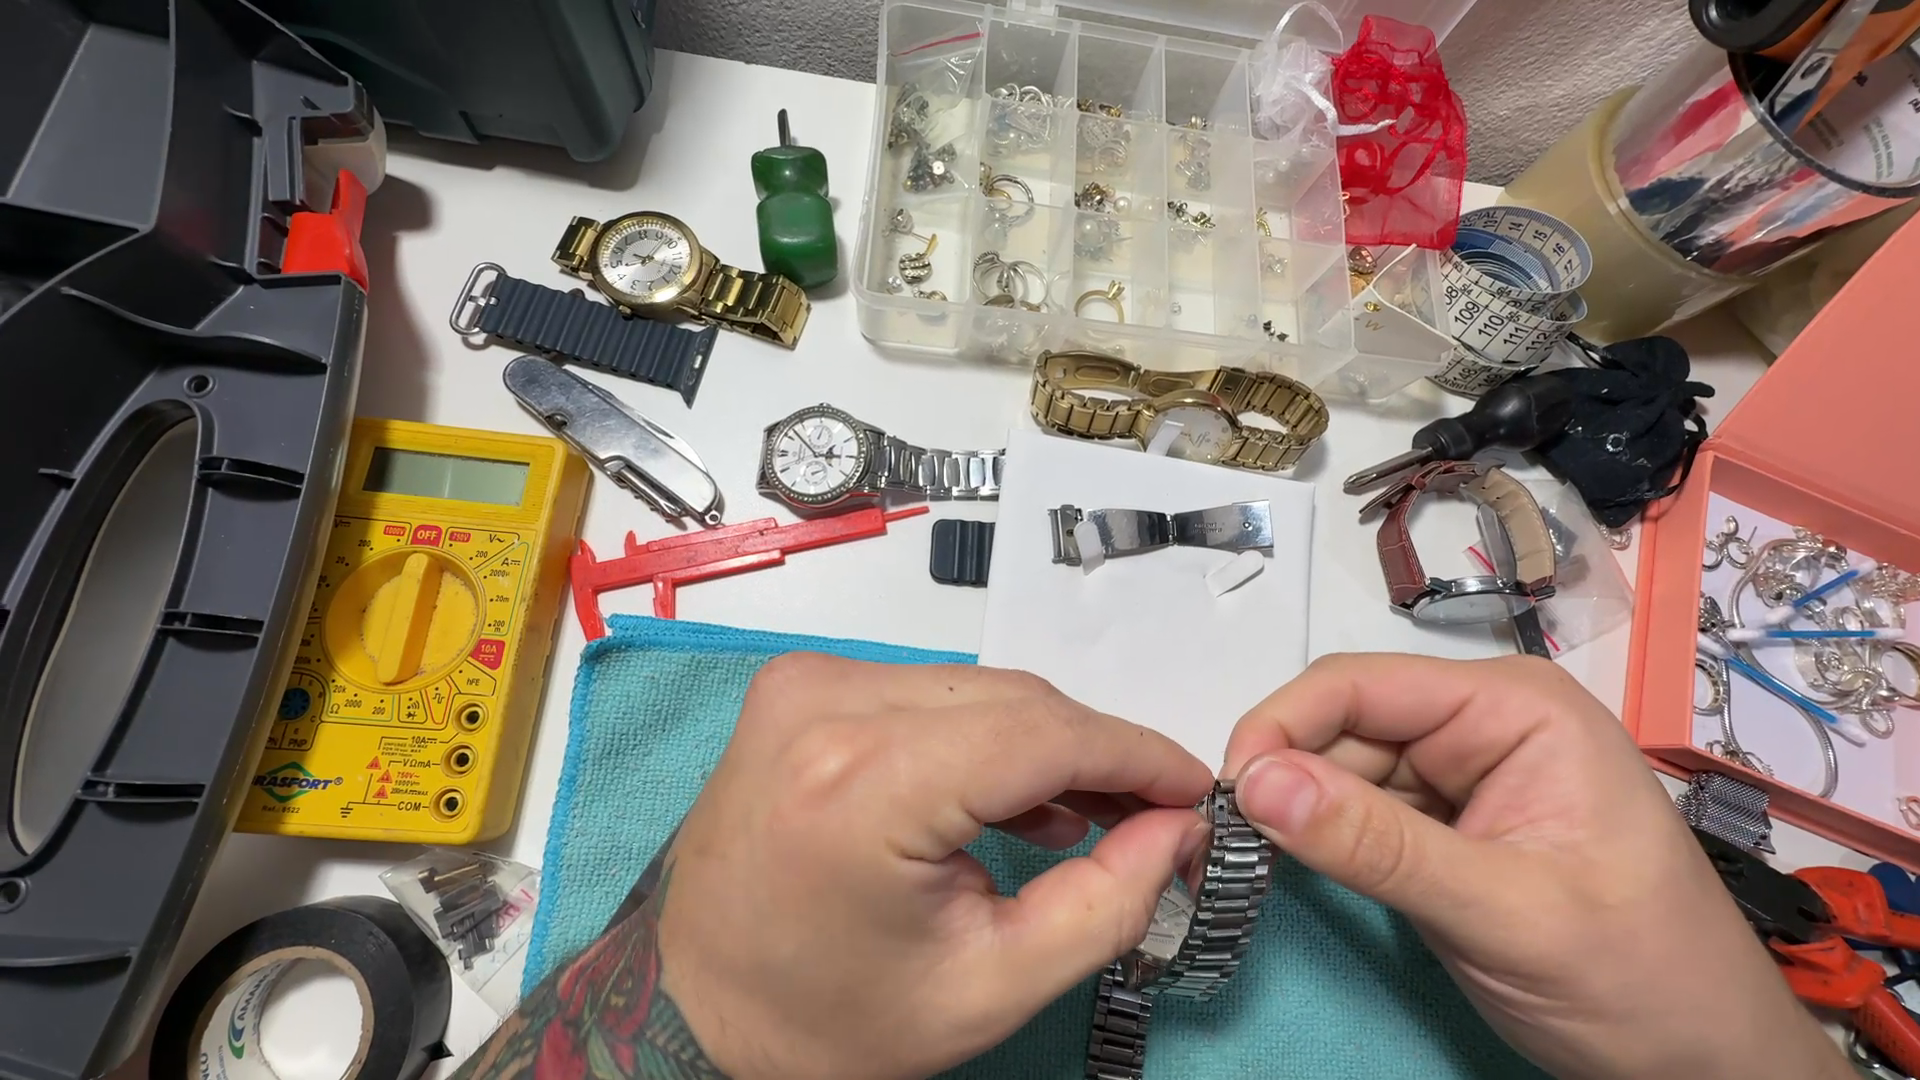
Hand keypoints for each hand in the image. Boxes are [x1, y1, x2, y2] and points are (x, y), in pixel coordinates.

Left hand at [660, 655, 1214, 1079]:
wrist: (687, 1002)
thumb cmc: (826, 1021)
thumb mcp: (987, 986)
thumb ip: (1106, 903)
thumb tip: (1176, 828)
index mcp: (862, 782)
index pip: (1038, 734)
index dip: (1132, 754)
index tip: (1191, 787)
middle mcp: (827, 703)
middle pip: (1011, 701)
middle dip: (1093, 752)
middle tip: (1149, 810)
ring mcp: (806, 683)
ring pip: (976, 688)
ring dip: (1041, 744)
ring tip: (1090, 811)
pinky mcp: (802, 685)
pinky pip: (929, 692)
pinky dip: (983, 734)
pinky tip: (1016, 794)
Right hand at [1223, 654, 1849, 1079]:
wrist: (1707, 1077)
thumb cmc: (1641, 984)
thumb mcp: (1506, 914)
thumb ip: (1375, 845)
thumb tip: (1253, 783)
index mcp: (1509, 707)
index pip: (1358, 685)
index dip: (1282, 725)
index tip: (1230, 791)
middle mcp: (1473, 719)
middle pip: (1338, 721)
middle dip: (1284, 774)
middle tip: (1234, 837)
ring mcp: (1451, 767)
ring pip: (1333, 763)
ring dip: (1292, 806)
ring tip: (1257, 856)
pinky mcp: (1432, 814)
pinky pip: (1349, 803)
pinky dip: (1314, 830)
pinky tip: (1296, 858)